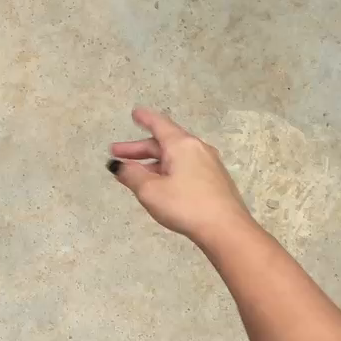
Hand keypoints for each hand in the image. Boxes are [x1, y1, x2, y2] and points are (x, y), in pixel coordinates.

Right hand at [108, 108, 256, 245]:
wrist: (224, 227)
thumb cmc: (184, 205)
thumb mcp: (149, 190)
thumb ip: (131, 175)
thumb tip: (118, 165)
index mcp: (181, 146)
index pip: (160, 126)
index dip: (145, 119)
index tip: (135, 113)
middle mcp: (196, 149)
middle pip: (163, 143)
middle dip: (138, 148)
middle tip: (116, 153)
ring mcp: (207, 164)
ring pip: (173, 157)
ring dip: (151, 161)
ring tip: (133, 172)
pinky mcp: (212, 179)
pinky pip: (183, 166)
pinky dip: (165, 169)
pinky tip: (157, 182)